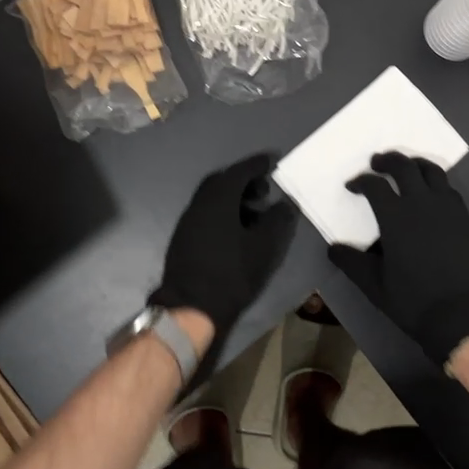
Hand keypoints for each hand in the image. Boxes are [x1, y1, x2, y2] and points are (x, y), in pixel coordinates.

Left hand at [150, 153, 294, 374]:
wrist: (191, 308)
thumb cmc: (232, 273)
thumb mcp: (264, 246)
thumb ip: (277, 219)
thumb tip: (285, 203)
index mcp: (219, 199)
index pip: (240, 171)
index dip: (257, 164)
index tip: (272, 160)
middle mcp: (199, 204)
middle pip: (222, 181)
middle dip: (244, 180)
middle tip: (264, 189)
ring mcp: (188, 221)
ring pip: (212, 198)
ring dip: (233, 198)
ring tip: (254, 213)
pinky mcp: (183, 238)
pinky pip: (205, 213)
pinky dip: (222, 211)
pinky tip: (235, 230)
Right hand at [329, 152, 468, 366]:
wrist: (459, 311)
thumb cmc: (413, 299)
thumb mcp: (374, 285)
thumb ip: (352, 262)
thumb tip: (333, 248)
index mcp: (395, 217)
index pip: (375, 185)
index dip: (361, 181)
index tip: (353, 186)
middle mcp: (421, 203)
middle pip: (404, 166)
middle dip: (387, 160)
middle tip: (377, 163)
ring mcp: (446, 206)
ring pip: (431, 170)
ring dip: (414, 163)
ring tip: (406, 168)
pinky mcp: (463, 215)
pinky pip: (448, 187)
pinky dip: (435, 182)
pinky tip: (429, 192)